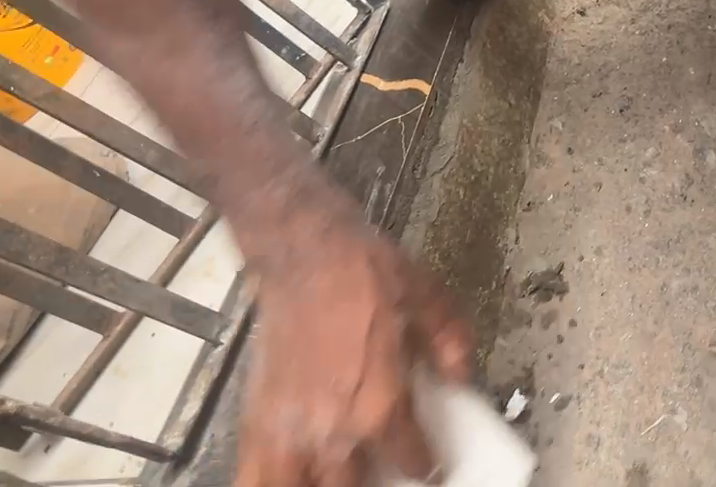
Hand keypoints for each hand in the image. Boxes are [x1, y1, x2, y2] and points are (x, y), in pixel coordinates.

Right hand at [235, 216, 473, 486]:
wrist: (305, 252)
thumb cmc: (368, 271)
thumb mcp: (426, 296)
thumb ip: (449, 341)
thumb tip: (462, 377)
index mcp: (379, 405)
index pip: (412, 459)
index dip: (428, 465)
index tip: (434, 464)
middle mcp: (331, 433)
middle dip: (375, 483)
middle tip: (386, 462)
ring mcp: (287, 434)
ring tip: (340, 473)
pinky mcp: (254, 422)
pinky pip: (252, 481)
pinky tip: (292, 476)